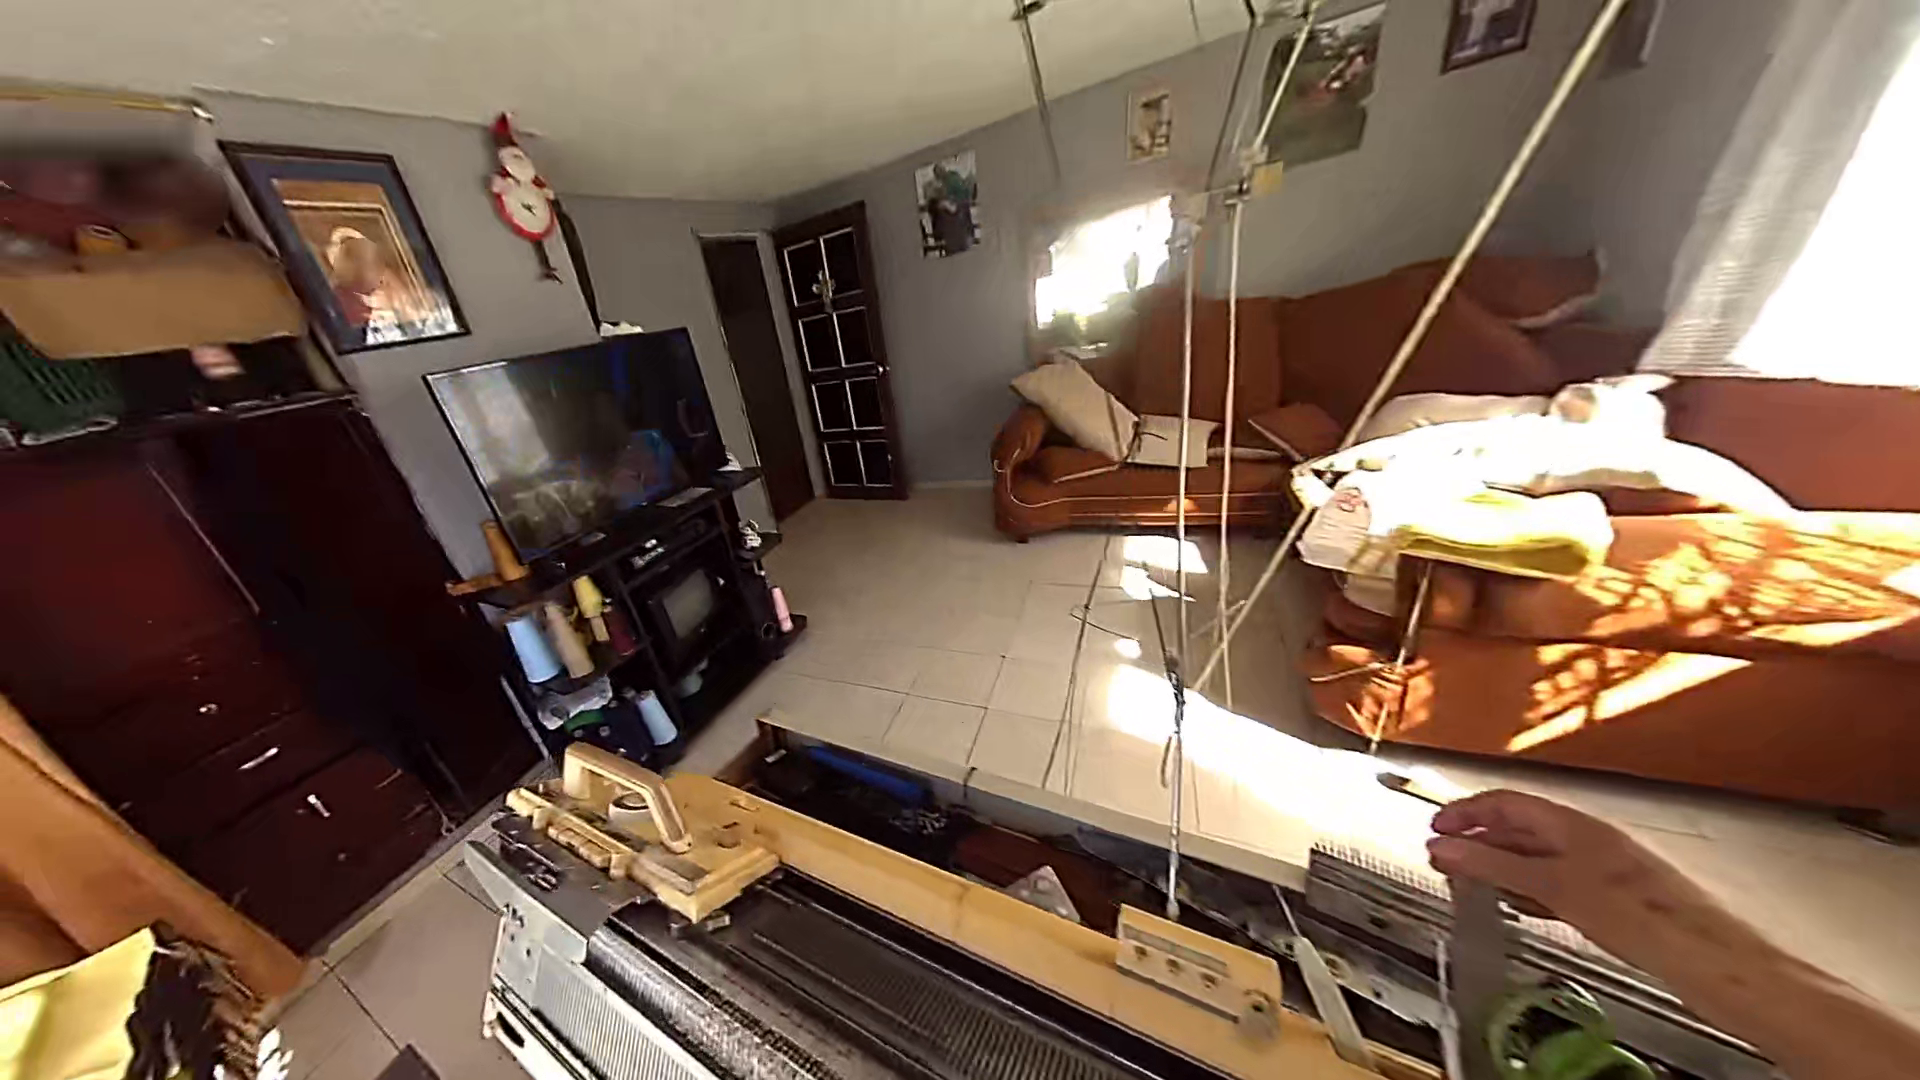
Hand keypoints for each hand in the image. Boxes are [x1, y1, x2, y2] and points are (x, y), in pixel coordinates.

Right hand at [1426, 790, 1708, 951]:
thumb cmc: (1648, 918)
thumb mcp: (1553, 887)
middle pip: (1519, 829)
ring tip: (1473, 881)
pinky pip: (1556, 884)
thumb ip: (1491, 865)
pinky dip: (1527, 888)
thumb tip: (1441, 848)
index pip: (1503, 801)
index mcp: (1573, 825)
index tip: (1437, 827)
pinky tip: (1520, 904)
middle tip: (1446, 857)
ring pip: (1536, 858)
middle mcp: (1588, 841)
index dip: (1465, 811)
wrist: (1728, 972)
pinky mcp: (1617, 902)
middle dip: (1478, 841)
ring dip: (1500, 866)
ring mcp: (1604, 871)